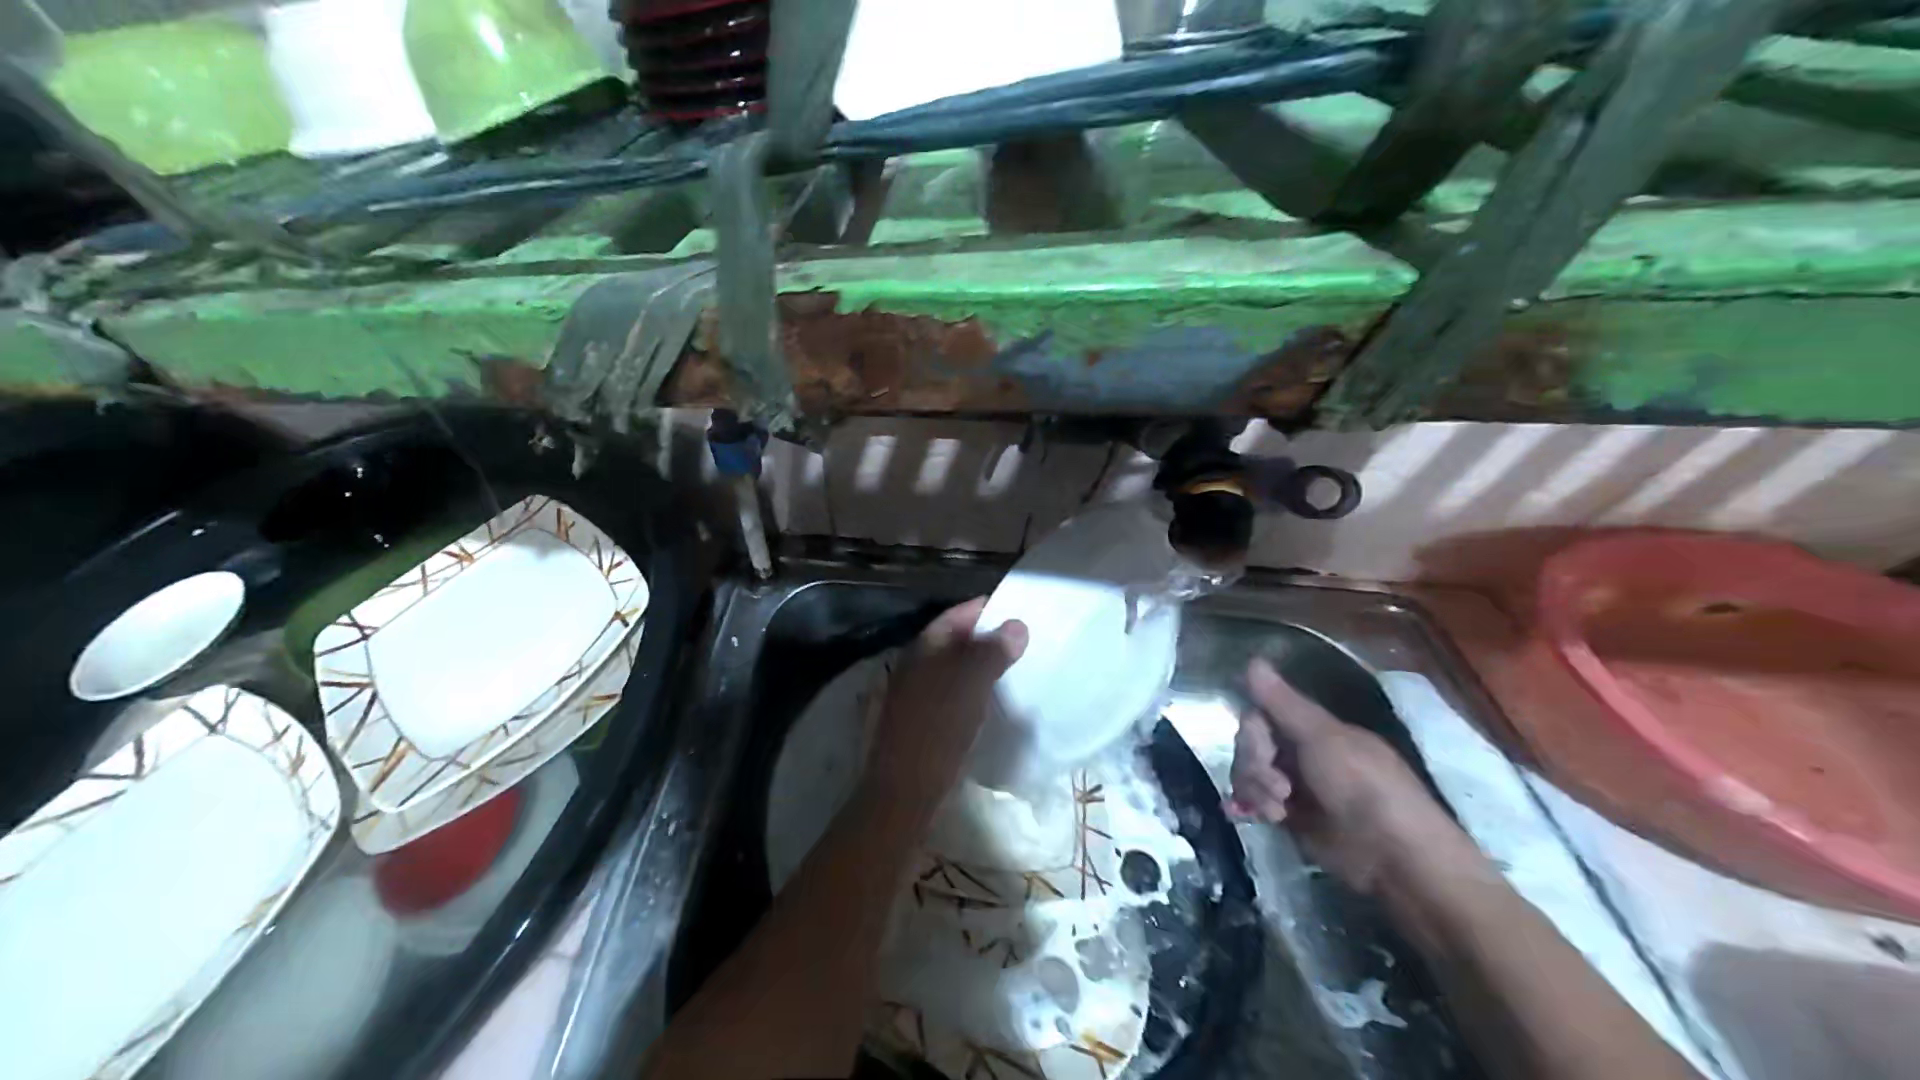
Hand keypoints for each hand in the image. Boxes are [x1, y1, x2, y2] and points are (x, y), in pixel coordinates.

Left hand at [865, 598, 1027, 809]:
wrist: (905, 791)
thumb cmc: (937, 729)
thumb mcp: (971, 684)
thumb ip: (992, 652)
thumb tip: (1016, 626)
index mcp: (923, 649)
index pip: (955, 616)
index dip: (984, 609)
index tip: (1016, 610)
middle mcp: (915, 667)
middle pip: (954, 642)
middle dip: (985, 639)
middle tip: (1022, 641)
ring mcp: (914, 696)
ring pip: (953, 670)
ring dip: (980, 667)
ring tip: (1014, 670)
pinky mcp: (920, 723)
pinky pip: (951, 695)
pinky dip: (972, 692)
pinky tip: (991, 703)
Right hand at [1230, 657, 1471, 891]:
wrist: (1394, 856)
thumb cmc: (1363, 786)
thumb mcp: (1323, 738)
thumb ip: (1283, 702)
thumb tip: (1252, 659)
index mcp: (1315, 729)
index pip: (1262, 715)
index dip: (1254, 732)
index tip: (1265, 749)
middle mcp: (1302, 753)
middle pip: (1251, 745)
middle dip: (1254, 765)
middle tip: (1278, 789)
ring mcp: (1295, 787)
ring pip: (1249, 774)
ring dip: (1255, 789)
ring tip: (1277, 811)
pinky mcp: (1290, 819)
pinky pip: (1253, 803)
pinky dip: (1248, 806)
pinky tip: (1250, 815)